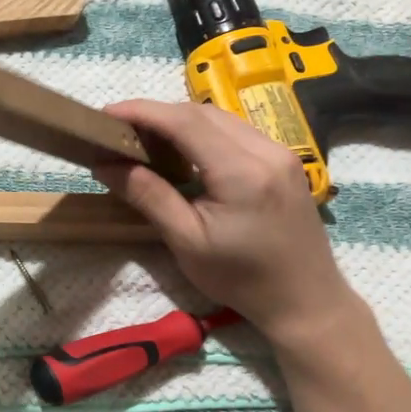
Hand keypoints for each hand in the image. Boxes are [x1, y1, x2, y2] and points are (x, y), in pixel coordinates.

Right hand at [94, 99, 357, 341]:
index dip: (142, 111)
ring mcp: (280, 153)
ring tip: (142, 138)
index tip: (105, 115)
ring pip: (220, 118)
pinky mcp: (283, 160)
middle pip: (202, 113)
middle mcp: (266, 151)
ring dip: (178, 121)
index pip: (185, 122)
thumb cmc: (241, 278)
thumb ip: (148, 196)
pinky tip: (180, 149)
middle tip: (118, 129)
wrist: (305, 300)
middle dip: (156, 114)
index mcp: (242, 172)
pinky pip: (234, 131)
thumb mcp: (186, 241)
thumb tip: (105, 164)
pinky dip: (200, 132)